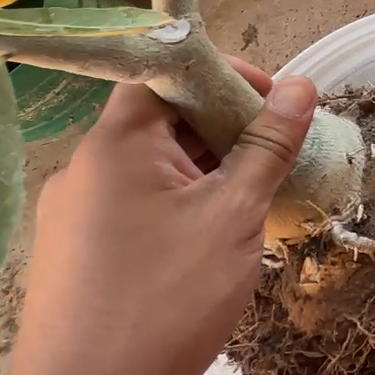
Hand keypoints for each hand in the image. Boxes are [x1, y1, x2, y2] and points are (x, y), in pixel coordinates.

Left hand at [6, 57, 316, 374]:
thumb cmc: (165, 300)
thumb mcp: (234, 213)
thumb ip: (268, 143)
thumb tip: (302, 84)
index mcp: (113, 147)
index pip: (163, 74)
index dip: (220, 74)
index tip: (270, 99)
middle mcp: (82, 172)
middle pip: (162, 119)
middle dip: (225, 126)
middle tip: (272, 153)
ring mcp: (72, 218)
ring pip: (153, 164)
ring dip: (207, 166)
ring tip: (250, 198)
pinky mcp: (75, 256)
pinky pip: (136, 202)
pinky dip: (181, 200)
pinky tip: (212, 235)